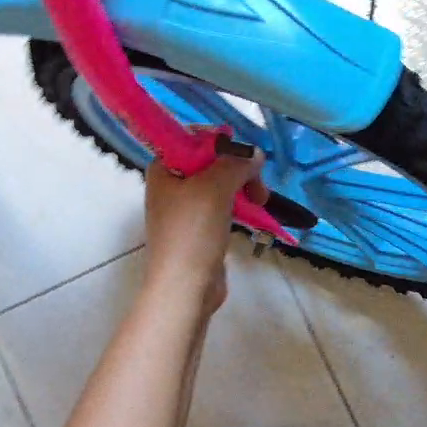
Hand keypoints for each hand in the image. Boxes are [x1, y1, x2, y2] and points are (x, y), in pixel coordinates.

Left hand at [142, 149, 268, 312]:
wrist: (185, 286)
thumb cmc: (193, 232)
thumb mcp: (215, 187)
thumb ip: (236, 163)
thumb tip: (256, 154)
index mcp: (164, 169)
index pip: (194, 139)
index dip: (222, 143)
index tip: (245, 157)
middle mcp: (171, 185)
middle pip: (212, 162)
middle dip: (239, 169)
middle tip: (258, 186)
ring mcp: (186, 209)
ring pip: (221, 185)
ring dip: (244, 188)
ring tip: (261, 202)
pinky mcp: (200, 230)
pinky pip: (223, 207)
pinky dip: (239, 207)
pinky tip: (254, 213)